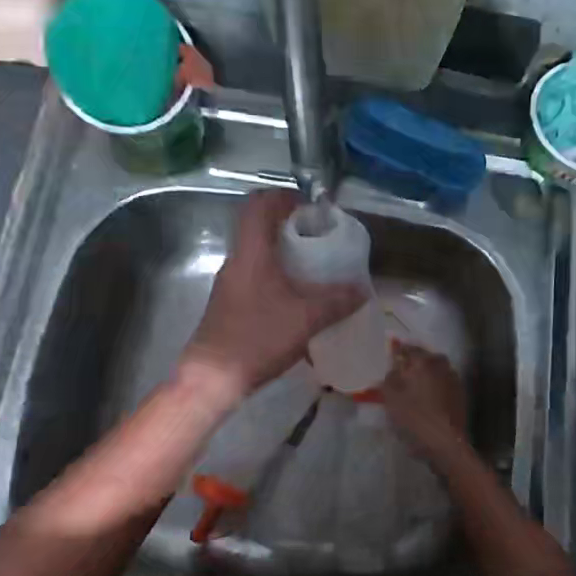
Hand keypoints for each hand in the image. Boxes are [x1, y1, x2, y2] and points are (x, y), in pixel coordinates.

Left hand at [180, 190, 364, 397]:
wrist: (213, 378)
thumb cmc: (257, 338)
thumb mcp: (306, 319)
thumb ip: (337, 301)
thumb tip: (362, 290)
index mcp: (251, 253)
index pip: (259, 205)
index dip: (284, 197)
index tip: (310, 206)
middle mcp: (237, 262)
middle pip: (259, 227)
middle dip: (289, 226)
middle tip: (320, 236)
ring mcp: (230, 284)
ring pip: (258, 254)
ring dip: (284, 253)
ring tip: (315, 267)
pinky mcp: (230, 305)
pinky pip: (256, 276)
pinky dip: (277, 276)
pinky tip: (298, 298)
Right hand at [381, 340, 471, 462]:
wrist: (445, 442)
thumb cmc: (414, 417)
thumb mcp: (391, 398)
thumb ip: (389, 379)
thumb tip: (394, 369)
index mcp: (424, 362)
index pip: (409, 348)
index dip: (399, 352)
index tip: (393, 357)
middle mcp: (442, 366)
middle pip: (426, 358)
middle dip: (415, 363)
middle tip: (403, 372)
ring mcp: (454, 380)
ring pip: (436, 371)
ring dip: (426, 375)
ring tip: (415, 387)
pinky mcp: (461, 395)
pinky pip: (444, 384)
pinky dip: (435, 387)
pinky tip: (428, 399)